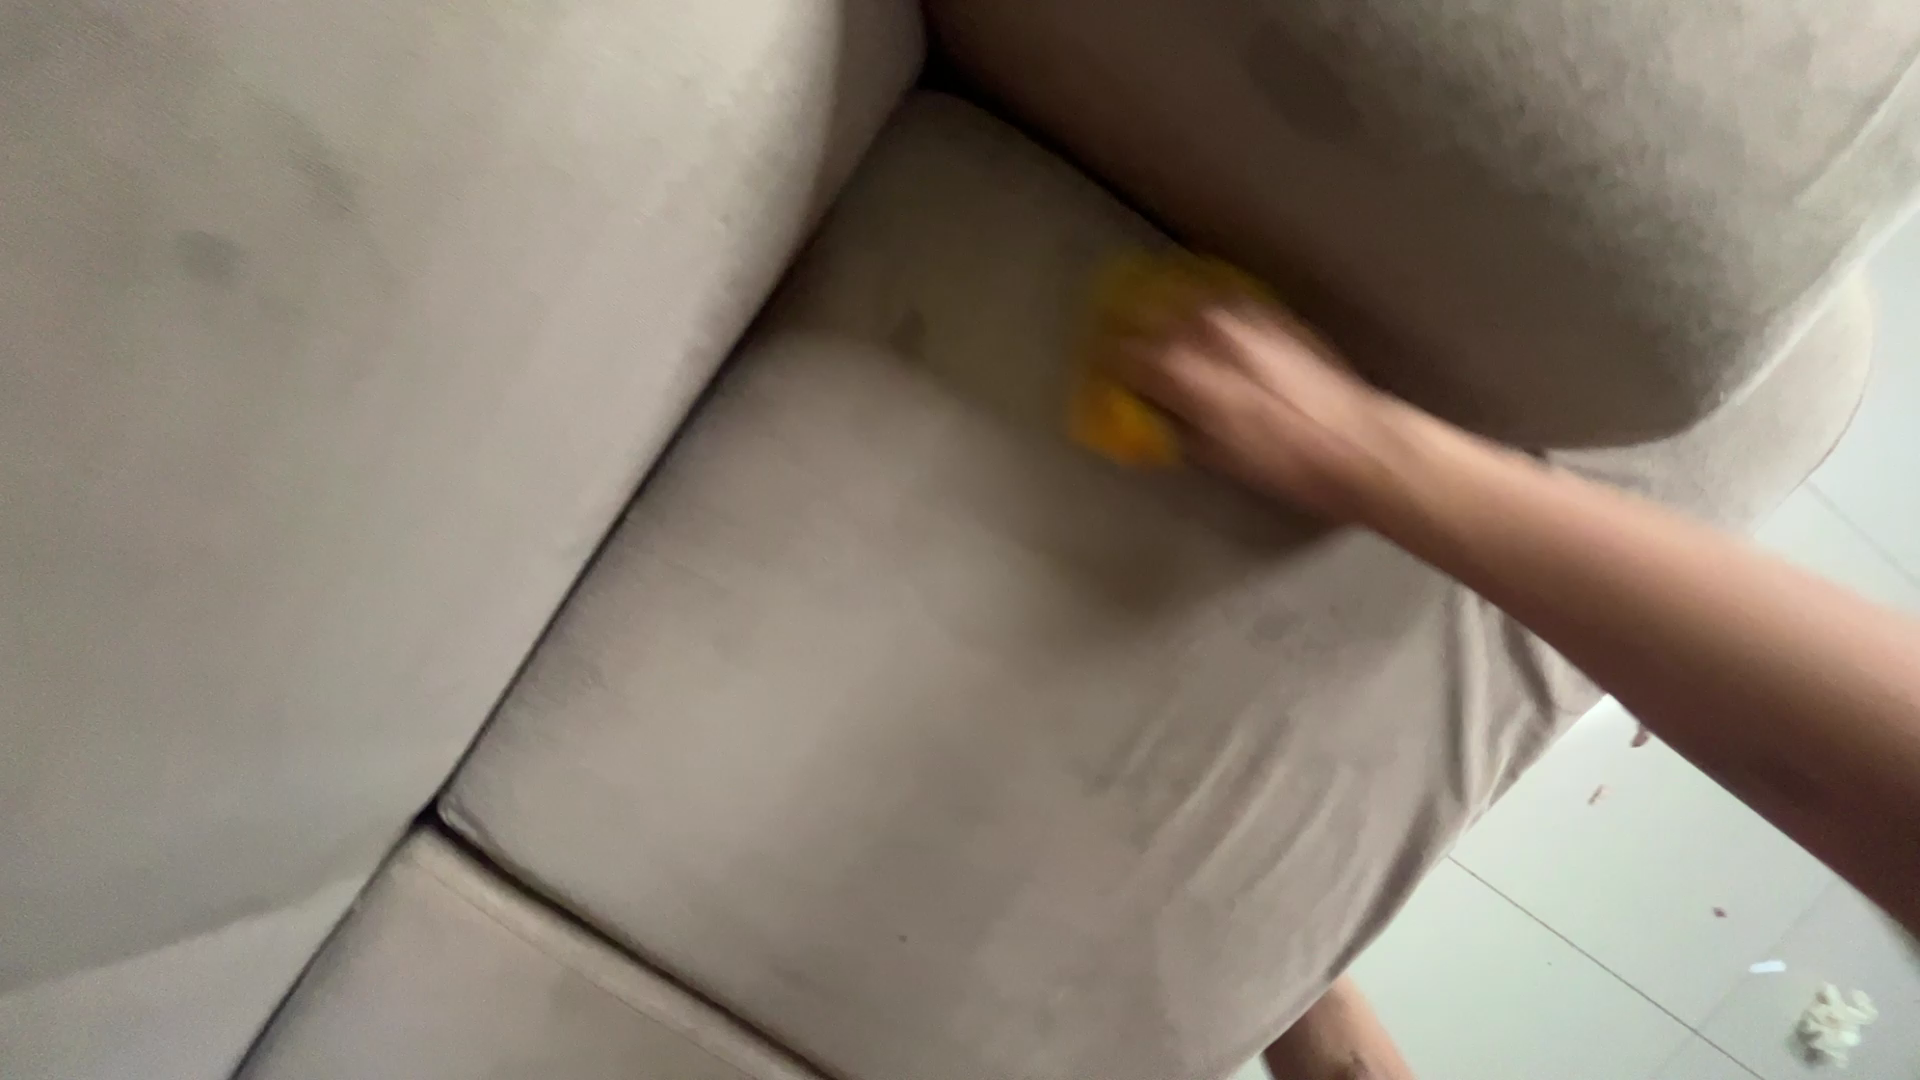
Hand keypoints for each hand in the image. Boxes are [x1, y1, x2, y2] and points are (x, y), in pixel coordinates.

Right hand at [1107, 298, 1393, 520]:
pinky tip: (1206, 312)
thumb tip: (1153, 411)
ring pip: (1190, 301)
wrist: (1354, 444)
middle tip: (1122, 333)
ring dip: (1168, 307)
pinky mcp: (1276, 319)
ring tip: (1157, 313)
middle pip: (1153, 317)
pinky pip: (1230, 300)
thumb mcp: (1215, 456)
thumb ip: (1176, 425)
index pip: (1130, 357)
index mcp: (1187, 377)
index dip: (1111, 362)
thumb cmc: (1280, 464)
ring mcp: (1245, 323)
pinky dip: (1209, 304)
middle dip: (1132, 325)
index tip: (1103, 365)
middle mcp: (1211, 338)